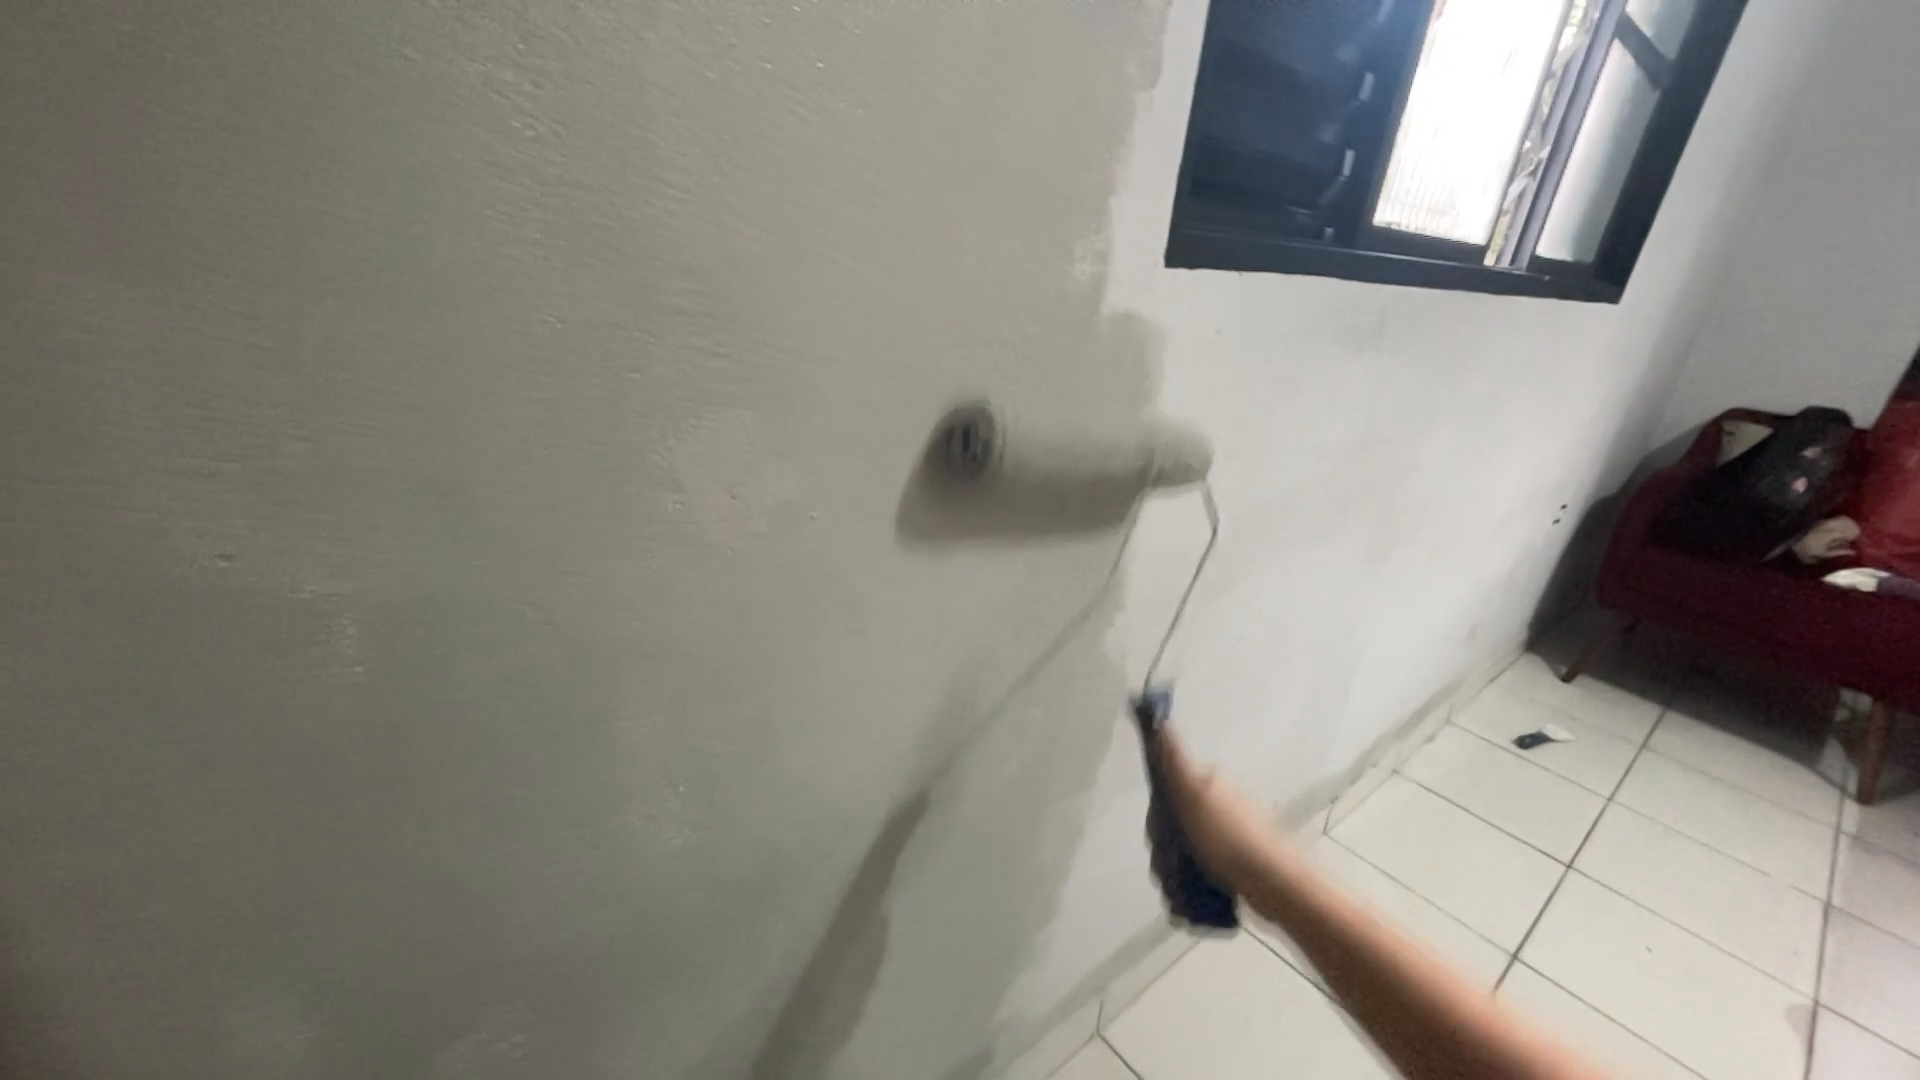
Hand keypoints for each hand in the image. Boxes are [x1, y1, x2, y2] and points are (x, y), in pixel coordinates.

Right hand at [1153, 729, 1295, 894]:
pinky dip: (1190, 885)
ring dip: (1174, 874)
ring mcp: (1227, 833)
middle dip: (1164, 853)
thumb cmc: (1227, 839)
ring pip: (1182, 851)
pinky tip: (1188, 902)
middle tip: (1169, 874)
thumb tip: (1157, 717)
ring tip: (1180, 895)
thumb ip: (1171, 756)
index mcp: (1207, 782)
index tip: (1161, 842)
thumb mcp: (1191, 792)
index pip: (1163, 796)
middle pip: (1171, 827)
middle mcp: (1217, 802)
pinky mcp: (1234, 861)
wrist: (1274, 884)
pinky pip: (1200, 870)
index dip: (1157, 822)